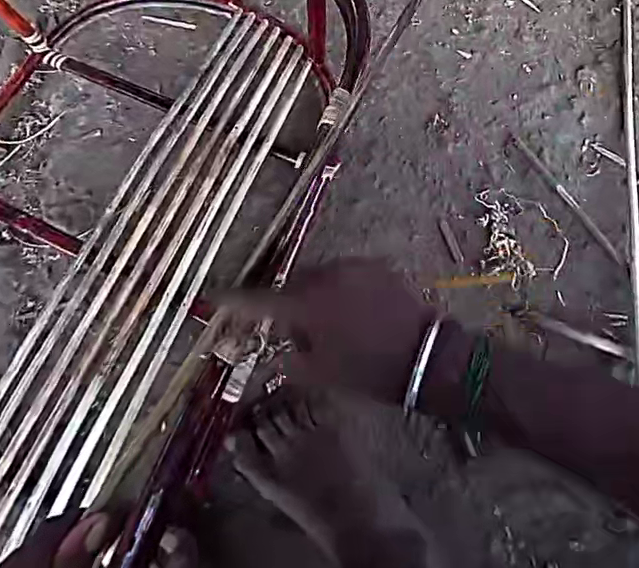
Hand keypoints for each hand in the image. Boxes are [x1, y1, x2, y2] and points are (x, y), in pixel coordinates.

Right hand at [220, 258, 443, 403]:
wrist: (425, 354)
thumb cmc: (368, 371)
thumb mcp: (320, 374)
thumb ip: (289, 357)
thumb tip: (274, 346)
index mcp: (307, 305)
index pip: (259, 301)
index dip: (233, 301)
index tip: (213, 297)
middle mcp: (326, 276)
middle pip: (292, 285)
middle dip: (287, 303)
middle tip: (294, 327)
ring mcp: (352, 266)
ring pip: (320, 276)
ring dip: (315, 294)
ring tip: (330, 321)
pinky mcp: (375, 264)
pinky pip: (346, 273)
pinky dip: (341, 288)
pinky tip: (354, 310)